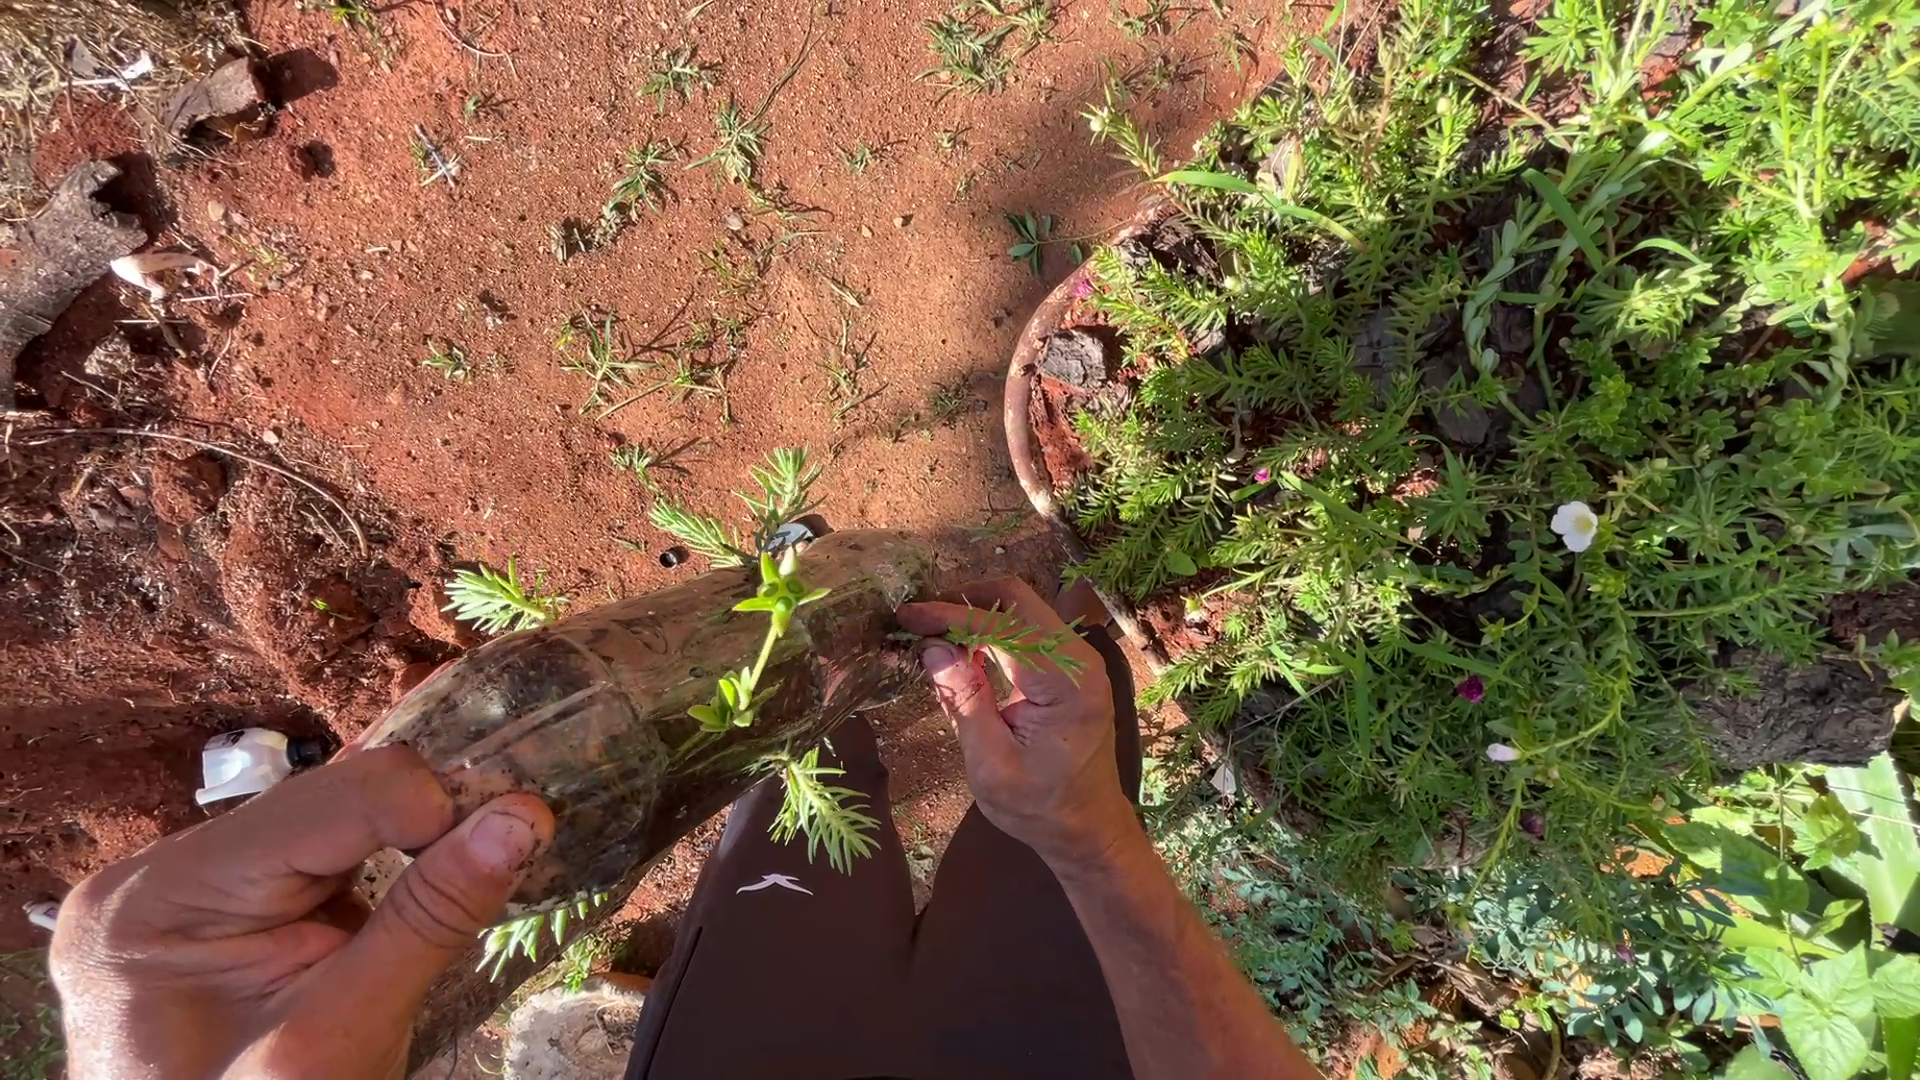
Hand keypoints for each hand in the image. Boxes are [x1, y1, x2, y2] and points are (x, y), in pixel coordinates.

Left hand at [49, 744, 553, 1078]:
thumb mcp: (348, 1028)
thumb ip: (433, 916)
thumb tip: (528, 814)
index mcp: (172, 892)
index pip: (345, 796)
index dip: (441, 812)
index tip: (507, 852)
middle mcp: (179, 857)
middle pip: (352, 787)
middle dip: (441, 817)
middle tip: (499, 860)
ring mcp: (213, 863)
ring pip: (361, 796)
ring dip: (432, 827)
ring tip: (467, 873)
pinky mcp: (252, 874)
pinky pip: (353, 823)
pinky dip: (411, 838)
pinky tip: (434, 867)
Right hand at [897, 578, 1136, 869]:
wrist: (1088, 830)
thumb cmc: (1039, 808)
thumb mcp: (991, 763)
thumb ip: (963, 700)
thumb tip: (931, 647)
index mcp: (1066, 682)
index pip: (1002, 626)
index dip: (950, 615)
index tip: (907, 614)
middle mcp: (1078, 659)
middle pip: (1017, 599)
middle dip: (963, 599)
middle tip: (919, 617)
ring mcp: (1076, 660)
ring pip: (1020, 609)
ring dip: (975, 612)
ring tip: (931, 629)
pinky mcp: (1067, 667)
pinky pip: (1025, 630)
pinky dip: (990, 630)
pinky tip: (960, 647)